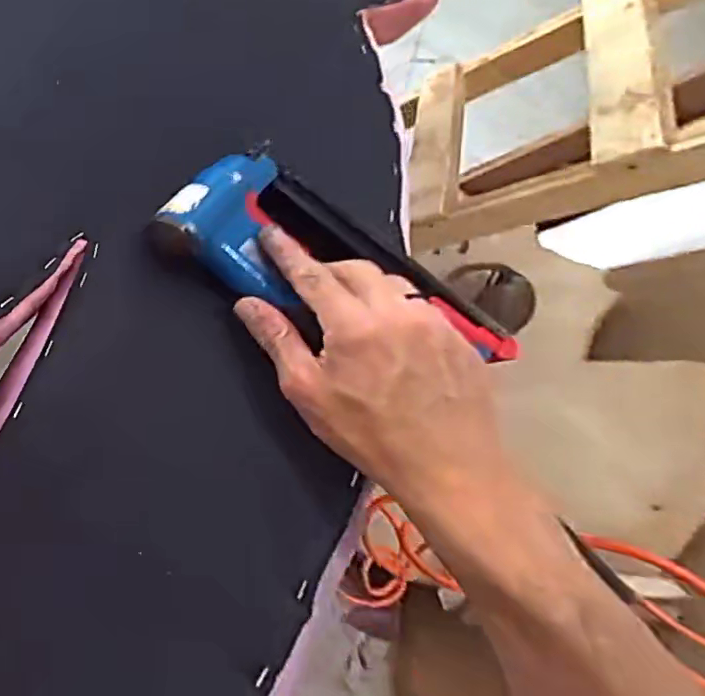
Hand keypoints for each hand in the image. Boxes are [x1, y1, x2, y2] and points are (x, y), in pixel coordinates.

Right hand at [234, 226, 509, 510]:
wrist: (452, 472)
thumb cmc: (372, 437)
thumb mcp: (308, 392)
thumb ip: (277, 339)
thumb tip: (249, 304)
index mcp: (354, 325)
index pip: (311, 273)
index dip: (285, 251)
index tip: (269, 233)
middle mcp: (395, 311)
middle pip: (352, 267)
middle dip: (326, 268)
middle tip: (309, 286)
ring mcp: (431, 319)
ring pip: (388, 280)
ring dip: (362, 284)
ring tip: (350, 311)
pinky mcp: (455, 333)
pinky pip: (417, 302)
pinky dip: (394, 305)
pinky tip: (389, 333)